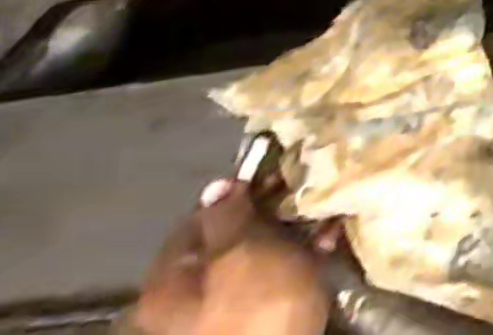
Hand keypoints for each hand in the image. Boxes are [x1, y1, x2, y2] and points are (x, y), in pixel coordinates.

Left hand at [123, 181, 328, 334]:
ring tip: (324, 214)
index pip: (196, 220)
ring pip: (256, 257)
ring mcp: (219, 316)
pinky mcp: (256, 322)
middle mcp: (184, 302)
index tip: (279, 172)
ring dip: (290, 233)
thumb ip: (227, 218)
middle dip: (269, 213)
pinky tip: (327, 243)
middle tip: (306, 192)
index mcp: (166, 286)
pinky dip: (300, 257)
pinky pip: (276, 277)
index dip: (237, 193)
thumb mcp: (241, 255)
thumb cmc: (255, 311)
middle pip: (228, 240)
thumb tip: (217, 185)